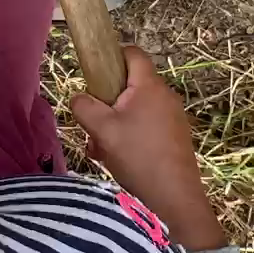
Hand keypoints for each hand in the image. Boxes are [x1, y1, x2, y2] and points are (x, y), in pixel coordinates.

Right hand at [70, 46, 227, 250]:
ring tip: (101, 150)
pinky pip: (145, 126)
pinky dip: (129, 137)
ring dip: (114, 124)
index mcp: (149, 86)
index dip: (111, 57)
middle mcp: (165, 96)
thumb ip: (84, 106)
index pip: (131, 53)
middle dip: (107, 102)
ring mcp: (173, 117)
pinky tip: (117, 160)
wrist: (175, 199)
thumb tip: (79, 98)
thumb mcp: (102, 129)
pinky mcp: (175, 137)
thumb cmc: (138, 156)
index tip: (95, 76)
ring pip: (135, 109)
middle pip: (130, 85)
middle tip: (93, 125)